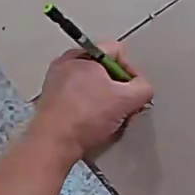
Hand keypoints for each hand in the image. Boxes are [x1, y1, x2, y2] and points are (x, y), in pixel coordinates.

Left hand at [29, 42, 154, 161]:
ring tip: (109, 119)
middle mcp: (65, 64)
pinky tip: (93, 125)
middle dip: (118, 88)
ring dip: (105, 101)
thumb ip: (143, 88)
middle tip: (123, 107)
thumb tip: (143, 88)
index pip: (117, 51)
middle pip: (104, 70)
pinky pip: (78, 99)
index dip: (132, 70)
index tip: (134, 92)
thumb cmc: (87, 116)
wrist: (53, 143)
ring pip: (92, 86)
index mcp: (82, 55)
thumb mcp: (126, 100)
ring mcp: (55, 83)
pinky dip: (89, 109)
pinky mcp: (51, 102)